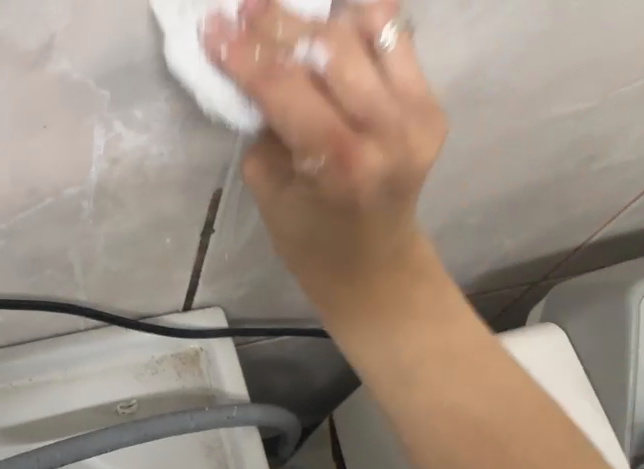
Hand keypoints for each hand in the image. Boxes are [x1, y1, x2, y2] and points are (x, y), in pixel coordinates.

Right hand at [204, 0, 448, 328]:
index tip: (212, 28)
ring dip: (316, 17)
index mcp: (341, 163)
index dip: (245, 54)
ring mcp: (418, 113)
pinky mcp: (431, 103)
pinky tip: (327, 18)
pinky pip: (395, 40)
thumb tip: (257, 69)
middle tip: (242, 8)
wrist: (373, 267)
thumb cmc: (311, 243)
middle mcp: (388, 130)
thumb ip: (268, 128)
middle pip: (328, 50)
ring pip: (366, 32)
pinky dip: (358, 22)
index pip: (286, 88)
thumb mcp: (272, 191)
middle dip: (279, 24)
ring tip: (279, 10)